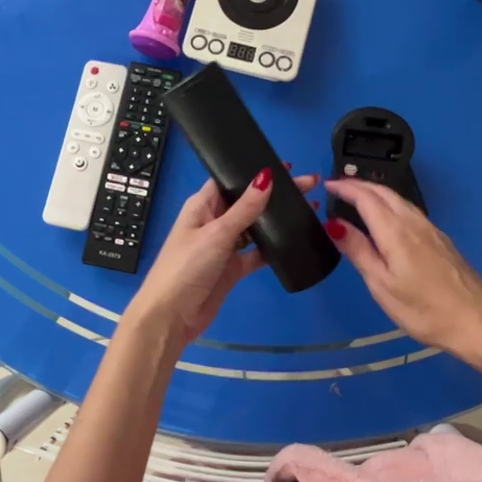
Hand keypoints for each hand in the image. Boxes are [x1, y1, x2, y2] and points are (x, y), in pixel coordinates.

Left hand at [125, 168, 321, 352]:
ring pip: (255, 227)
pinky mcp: (233, 268)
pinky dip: (273, 248)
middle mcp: (214, 222)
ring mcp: (224, 246)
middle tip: (309, 184)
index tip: (286, 165)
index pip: (231, 181)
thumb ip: (244, 208)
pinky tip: (295, 240)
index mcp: (202, 206)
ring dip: (277, 220)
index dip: (255, 172)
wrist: (171, 316)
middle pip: (247, 202)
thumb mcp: (216, 234)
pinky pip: (257, 253)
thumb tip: (266, 177)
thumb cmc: (187, 267)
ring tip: (310, 207)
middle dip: (274, 194)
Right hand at [323, 178, 481, 364]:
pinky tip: (387, 218)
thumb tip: (334, 223)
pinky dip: (391, 205)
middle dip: (360, 185)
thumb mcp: (381, 284)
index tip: (327, 185)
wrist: (476, 322)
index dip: (346, 188)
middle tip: (338, 187)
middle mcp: (415, 223)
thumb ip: (359, 251)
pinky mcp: (442, 240)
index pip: (367, 198)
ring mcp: (432, 230)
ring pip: (400, 200)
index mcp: (396, 232)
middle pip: (385, 193)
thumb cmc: (423, 310)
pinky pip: (411, 211)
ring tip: (358, 198)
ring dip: (377, 193)